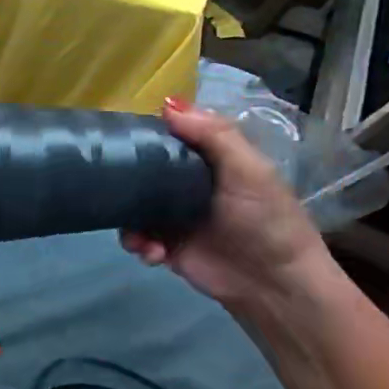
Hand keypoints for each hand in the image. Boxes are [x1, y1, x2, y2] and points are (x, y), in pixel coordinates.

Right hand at [120, 98, 328, 305]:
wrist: (274, 284)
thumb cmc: (266, 220)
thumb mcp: (248, 170)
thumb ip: (213, 135)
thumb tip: (166, 104)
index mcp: (209, 160)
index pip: (170, 137)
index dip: (146, 134)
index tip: (119, 134)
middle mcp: (186, 184)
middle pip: (143, 171)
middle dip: (125, 181)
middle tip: (113, 187)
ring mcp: (174, 216)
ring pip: (132, 206)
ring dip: (128, 219)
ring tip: (140, 235)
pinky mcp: (165, 246)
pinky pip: (137, 238)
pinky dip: (138, 244)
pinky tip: (153, 253)